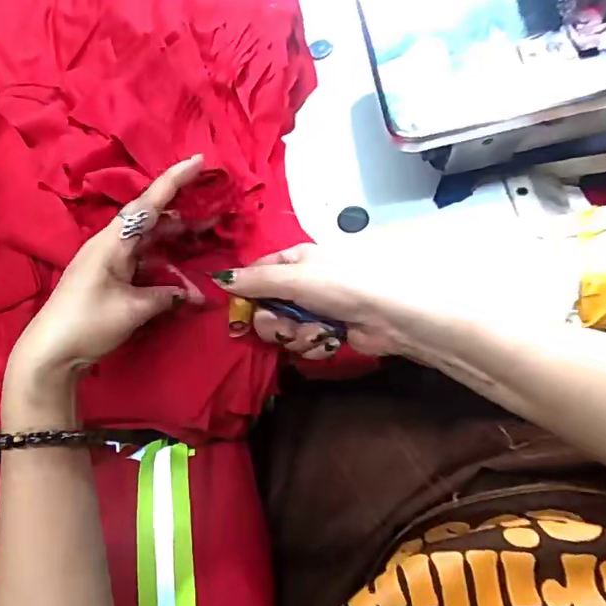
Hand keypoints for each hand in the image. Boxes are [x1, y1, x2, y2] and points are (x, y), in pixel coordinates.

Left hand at [6, 156, 207, 389]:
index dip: (174, 181)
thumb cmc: (87, 323)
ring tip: (204, 236)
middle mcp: (108, 245)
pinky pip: (140, 261)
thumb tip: (190, 293)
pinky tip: (179, 269)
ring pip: (147, 242)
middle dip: (183, 215)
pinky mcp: (106, 280)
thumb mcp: (131, 310)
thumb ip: (165, 296)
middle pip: (149, 221)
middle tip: (215, 214)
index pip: (147, 203)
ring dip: (174, 239)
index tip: (198, 160)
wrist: (50, 353)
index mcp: (111, 242)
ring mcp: (106, 263)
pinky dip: (162, 262)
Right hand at [216, 245, 404, 357]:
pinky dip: (313, 344)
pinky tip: (328, 340)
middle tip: (284, 325)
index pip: (255, 275)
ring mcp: (312, 309)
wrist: (390, 317)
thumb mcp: (294, 278)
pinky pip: (301, 343)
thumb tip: (216, 278)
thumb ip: (255, 281)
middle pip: (264, 307)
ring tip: (315, 332)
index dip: (245, 293)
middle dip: (273, 322)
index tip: (240, 309)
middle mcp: (301, 283)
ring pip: (282, 329)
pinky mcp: (324, 332)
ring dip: (295, 335)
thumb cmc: (342, 287)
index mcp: (294, 260)